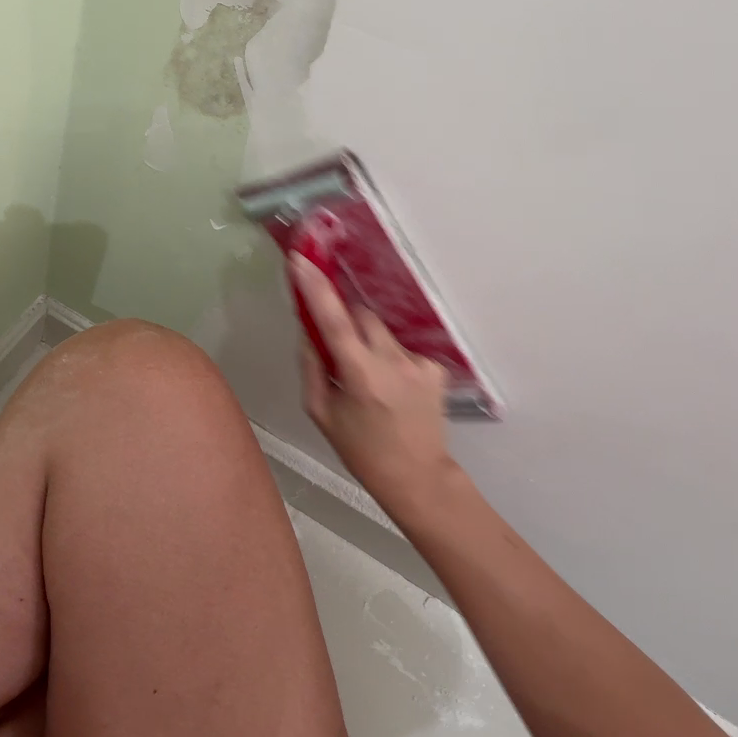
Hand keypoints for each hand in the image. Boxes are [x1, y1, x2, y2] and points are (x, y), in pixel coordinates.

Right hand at [288, 253, 456, 508]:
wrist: (416, 475)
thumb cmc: (359, 449)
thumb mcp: (320, 411)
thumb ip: (311, 366)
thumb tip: (308, 330)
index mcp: (360, 375)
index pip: (333, 320)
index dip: (316, 288)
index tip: (301, 261)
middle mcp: (393, 362)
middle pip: (361, 316)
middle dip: (344, 322)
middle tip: (334, 346)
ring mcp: (419, 363)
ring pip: (381, 333)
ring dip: (367, 344)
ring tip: (368, 380)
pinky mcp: (435, 368)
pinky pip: (401, 349)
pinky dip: (389, 359)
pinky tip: (391, 389)